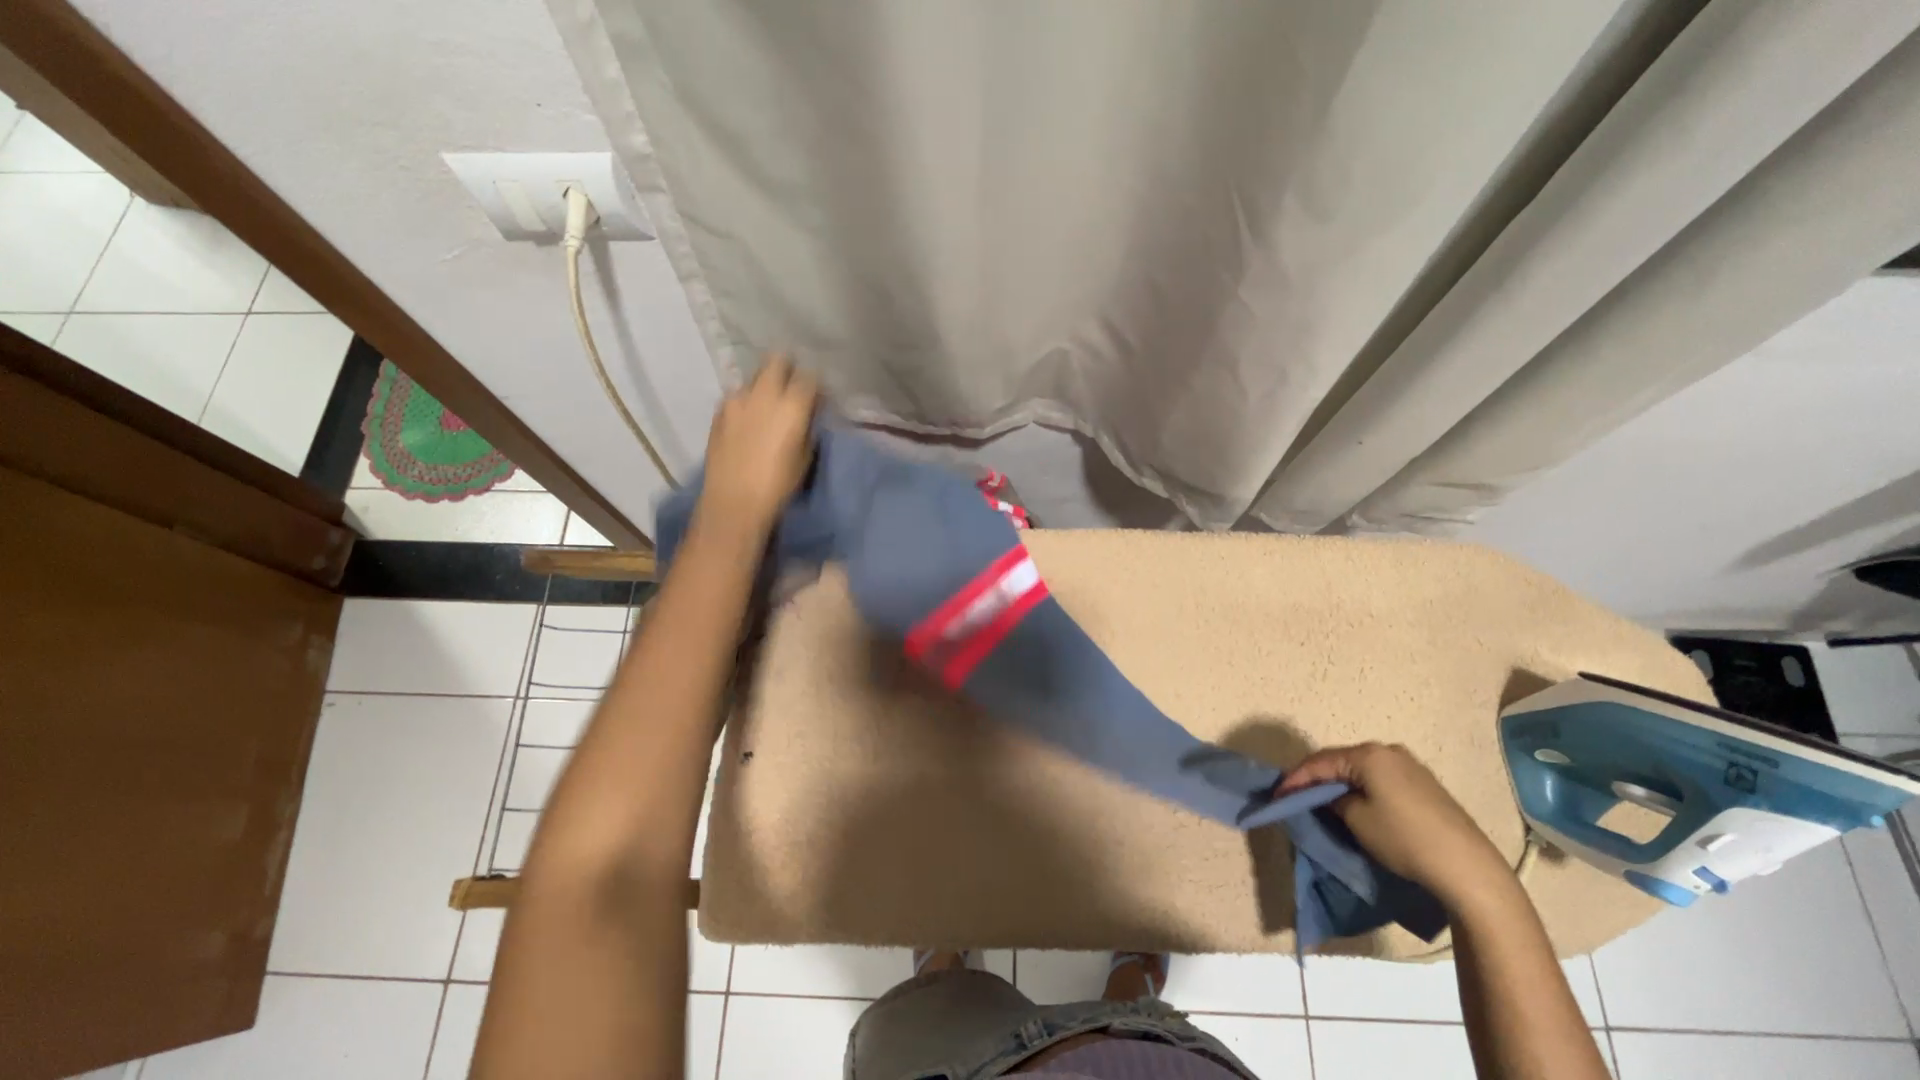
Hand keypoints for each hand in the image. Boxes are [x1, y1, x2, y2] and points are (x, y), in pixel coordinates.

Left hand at [695, 354, 818, 537]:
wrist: (733, 501)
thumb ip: (807, 426)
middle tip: (792, 386)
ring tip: (767, 404)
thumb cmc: (778, 484)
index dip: (815, 384)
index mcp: (792, 404)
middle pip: (777, 360)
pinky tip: (748, 419)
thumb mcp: (805, 456)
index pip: (809, 375)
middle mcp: (763, 393)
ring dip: (764, 385)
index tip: (817, 396)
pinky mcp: (719, 411)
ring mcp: (737, 399)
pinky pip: (737, 396)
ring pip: (754, 377)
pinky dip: (746, 401)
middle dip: (787, 368)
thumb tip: (808, 412)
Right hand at [1277, 742, 1514, 910]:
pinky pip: (1380, 779)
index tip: (1277, 796)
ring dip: (1339, 783)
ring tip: (1320, 801)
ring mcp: (1410, 766)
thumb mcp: (1357, 820)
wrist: (1465, 865)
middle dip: (1316, 778)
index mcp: (1369, 754)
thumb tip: (1328, 796)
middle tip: (1295, 796)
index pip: (1320, 761)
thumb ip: (1334, 801)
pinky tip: (1354, 802)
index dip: (1295, 779)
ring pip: (1361, 769)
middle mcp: (1389, 751)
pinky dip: (1361, 788)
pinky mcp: (1423, 784)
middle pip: (1341, 760)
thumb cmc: (1403, 838)